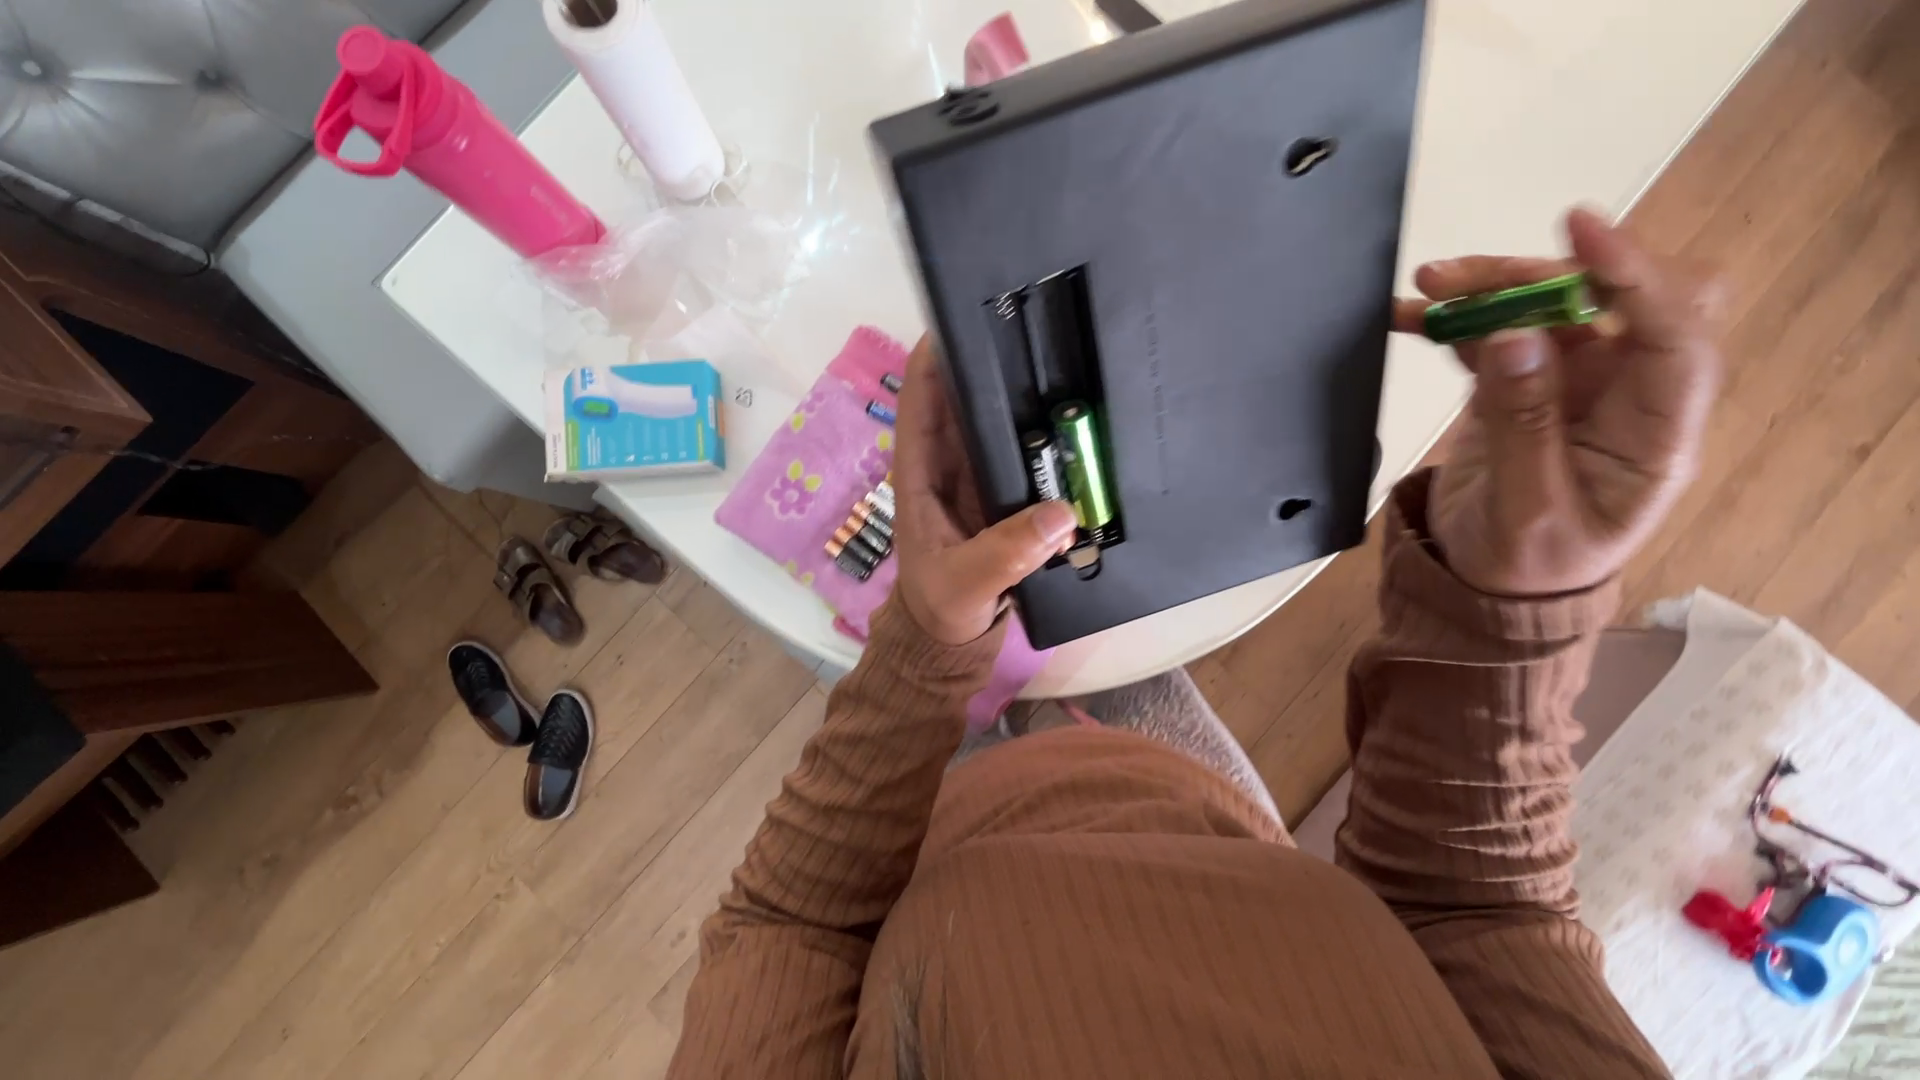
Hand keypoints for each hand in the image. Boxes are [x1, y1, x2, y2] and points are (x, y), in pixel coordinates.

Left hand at [892, 336, 1079, 644]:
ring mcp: (975, 477)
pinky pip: (1022, 454)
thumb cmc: (941, 606)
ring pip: (993, 424)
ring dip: (1018, 397)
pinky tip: (1074, 417)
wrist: (951, 637)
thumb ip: (1008, 553)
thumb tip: (1061, 515)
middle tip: (1030, 326)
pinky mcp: (1003, 494)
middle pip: (960, 401)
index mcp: (919, 474)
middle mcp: (945, 465)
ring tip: (1060, 356)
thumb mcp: (966, 583)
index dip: (931, 359)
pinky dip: (1042, 437)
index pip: (918, 403)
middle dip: (986, 365)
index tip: (958, 318)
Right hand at [1391, 208, 1725, 596]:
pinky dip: (1456, 320)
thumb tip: (1515, 338)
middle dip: (1543, 277)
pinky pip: (1496, 334)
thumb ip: (1525, 427)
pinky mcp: (1521, 386)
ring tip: (1427, 287)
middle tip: (1464, 281)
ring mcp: (1571, 385)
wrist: (1485, 586)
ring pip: (1546, 308)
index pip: (1671, 337)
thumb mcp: (1526, 510)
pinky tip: (1411, 315)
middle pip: (1609, 303)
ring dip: (1490, 289)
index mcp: (1652, 434)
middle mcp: (1622, 394)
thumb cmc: (1523, 567)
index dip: (1635, 277)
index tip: (1581, 230)